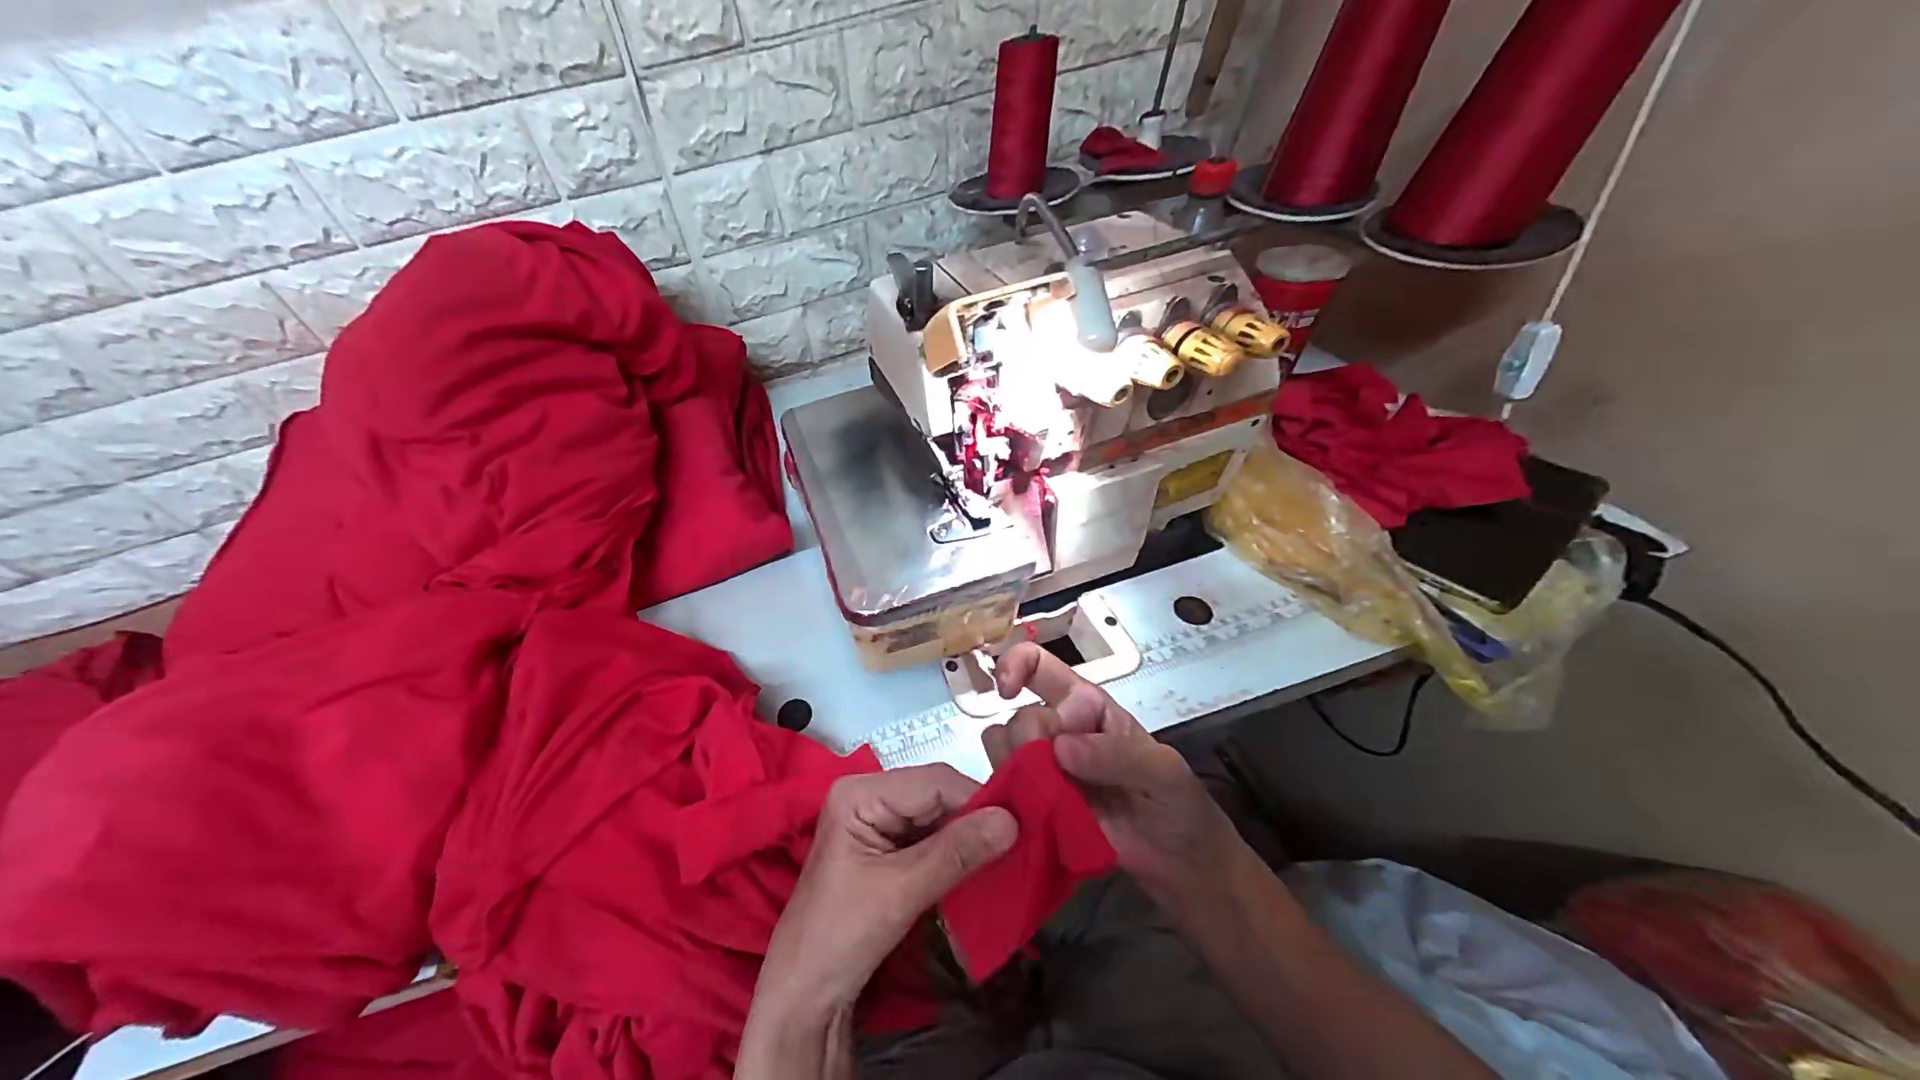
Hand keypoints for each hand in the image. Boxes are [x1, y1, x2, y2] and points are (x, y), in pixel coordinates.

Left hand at [745, 767, 1017, 1052]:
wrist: (805, 996)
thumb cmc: (840, 937)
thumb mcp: (902, 892)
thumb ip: (956, 853)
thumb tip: (1011, 820)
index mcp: (860, 791)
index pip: (934, 781)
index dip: (978, 799)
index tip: (1019, 826)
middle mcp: (869, 794)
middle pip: (938, 794)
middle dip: (975, 818)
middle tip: (1017, 843)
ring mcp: (878, 819)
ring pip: (940, 815)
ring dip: (970, 835)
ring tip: (1006, 855)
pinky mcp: (888, 845)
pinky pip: (933, 836)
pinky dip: (957, 850)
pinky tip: (980, 865)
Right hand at [984, 642, 1241, 906]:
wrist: (1179, 864)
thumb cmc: (1178, 803)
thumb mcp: (1164, 772)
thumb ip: (1120, 754)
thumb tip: (1062, 746)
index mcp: (1086, 706)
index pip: (1039, 666)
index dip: (1016, 666)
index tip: (1006, 690)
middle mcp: (1057, 731)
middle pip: (1019, 719)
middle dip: (1031, 745)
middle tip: (1061, 776)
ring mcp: (1043, 770)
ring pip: (1001, 752)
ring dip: (1017, 773)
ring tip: (1051, 799)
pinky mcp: (1034, 806)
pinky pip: (1002, 792)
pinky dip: (1008, 800)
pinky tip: (1030, 815)